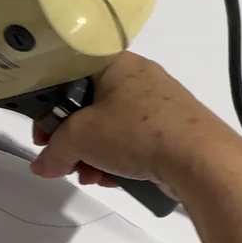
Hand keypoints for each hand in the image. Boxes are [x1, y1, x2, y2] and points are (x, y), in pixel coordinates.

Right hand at [29, 52, 241, 197]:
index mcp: (115, 65)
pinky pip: (127, 142)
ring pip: (106, 129)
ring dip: (90, 156)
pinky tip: (111, 178)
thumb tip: (42, 166)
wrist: (199, 158)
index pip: (68, 78)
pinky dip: (114, 160)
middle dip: (70, 141)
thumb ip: (52, 151)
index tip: (43, 134)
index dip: (49, 107)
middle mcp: (137, 78)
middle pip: (86, 109)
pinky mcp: (167, 129)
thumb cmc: (135, 132)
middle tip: (64, 160)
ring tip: (90, 175)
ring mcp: (155, 104)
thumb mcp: (79, 138)